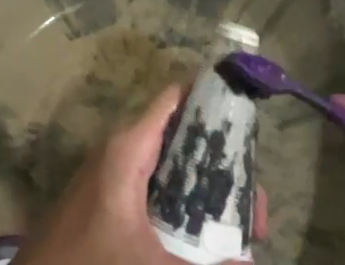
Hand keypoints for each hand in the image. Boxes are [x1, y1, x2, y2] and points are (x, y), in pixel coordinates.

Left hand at [15, 85, 266, 264]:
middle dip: (222, 163)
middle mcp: (121, 151)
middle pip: (181, 138)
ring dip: (205, 187)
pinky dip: (182, 202)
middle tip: (255, 199)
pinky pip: (154, 187)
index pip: (174, 98)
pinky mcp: (107, 200)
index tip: (246, 108)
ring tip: (241, 222)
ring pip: (170, 166)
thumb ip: (204, 264)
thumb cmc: (89, 260)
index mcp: (128, 148)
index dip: (212, 96)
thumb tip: (250, 263)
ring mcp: (112, 175)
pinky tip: (205, 231)